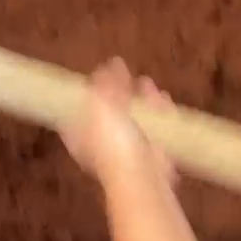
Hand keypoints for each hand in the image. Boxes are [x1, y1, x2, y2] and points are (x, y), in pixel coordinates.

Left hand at [61, 59, 176, 189]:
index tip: (95, 76)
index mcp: (81, 135)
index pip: (78, 110)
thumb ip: (106, 84)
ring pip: (134, 120)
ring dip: (141, 100)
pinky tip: (163, 98)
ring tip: (146, 82)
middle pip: (108, 114)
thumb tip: (113, 64)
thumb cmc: (114, 142)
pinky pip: (156, 128)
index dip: (86, 92)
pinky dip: (160, 112)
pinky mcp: (152, 154)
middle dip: (118, 95)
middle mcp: (102, 143)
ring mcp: (128, 150)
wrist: (141, 176)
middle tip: (123, 75)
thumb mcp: (101, 105)